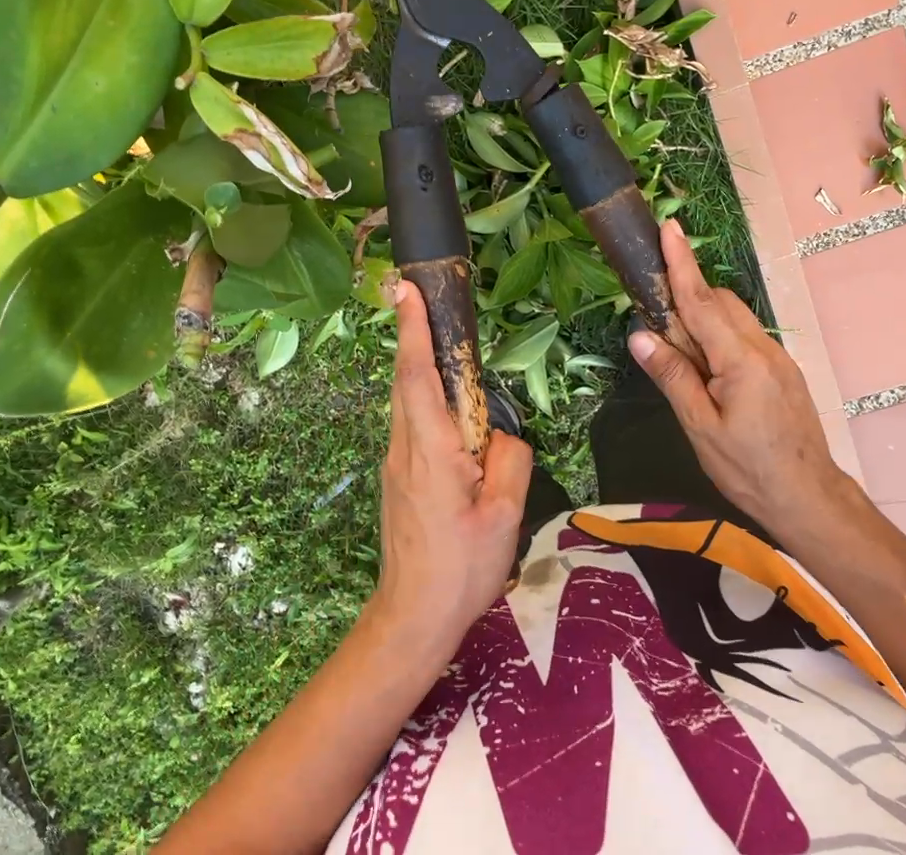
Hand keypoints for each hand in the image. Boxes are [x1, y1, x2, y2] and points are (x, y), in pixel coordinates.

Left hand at [373, 279, 531, 653]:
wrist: (412, 616)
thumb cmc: (462, 568)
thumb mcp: (506, 514)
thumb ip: (510, 459)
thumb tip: (500, 435)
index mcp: (430, 450)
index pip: (418, 375)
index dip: (412, 328)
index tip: (405, 288)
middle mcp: (403, 449)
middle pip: (406, 381)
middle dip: (411, 335)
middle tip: (419, 295)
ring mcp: (395, 465)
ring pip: (408, 404)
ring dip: (422, 370)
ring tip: (448, 351)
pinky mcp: (398, 481)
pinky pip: (413, 427)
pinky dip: (427, 403)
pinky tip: (455, 416)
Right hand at [630, 219, 861, 530]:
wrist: (806, 495)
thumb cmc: (748, 468)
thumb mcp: (700, 427)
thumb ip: (673, 377)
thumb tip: (641, 336)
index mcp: (740, 360)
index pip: (701, 302)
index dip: (681, 264)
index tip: (669, 228)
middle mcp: (763, 348)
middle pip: (719, 304)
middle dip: (687, 297)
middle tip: (655, 319)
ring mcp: (777, 359)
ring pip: (734, 321)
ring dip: (703, 322)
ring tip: (678, 355)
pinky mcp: (783, 372)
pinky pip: (745, 340)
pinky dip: (719, 341)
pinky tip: (707, 374)